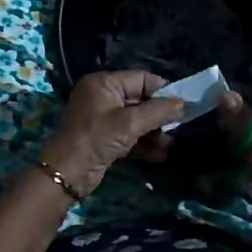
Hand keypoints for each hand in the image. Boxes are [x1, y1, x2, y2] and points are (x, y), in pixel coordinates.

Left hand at [40, 71, 184, 197]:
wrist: (67, 173)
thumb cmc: (98, 138)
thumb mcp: (131, 123)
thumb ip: (160, 111)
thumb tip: (185, 104)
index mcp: (104, 83)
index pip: (142, 78)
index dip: (163, 91)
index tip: (181, 105)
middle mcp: (103, 96)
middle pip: (141, 99)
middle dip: (160, 115)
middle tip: (177, 126)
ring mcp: (102, 117)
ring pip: (137, 119)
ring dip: (154, 132)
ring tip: (169, 145)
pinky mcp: (104, 137)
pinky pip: (130, 133)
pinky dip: (144, 142)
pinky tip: (160, 154)